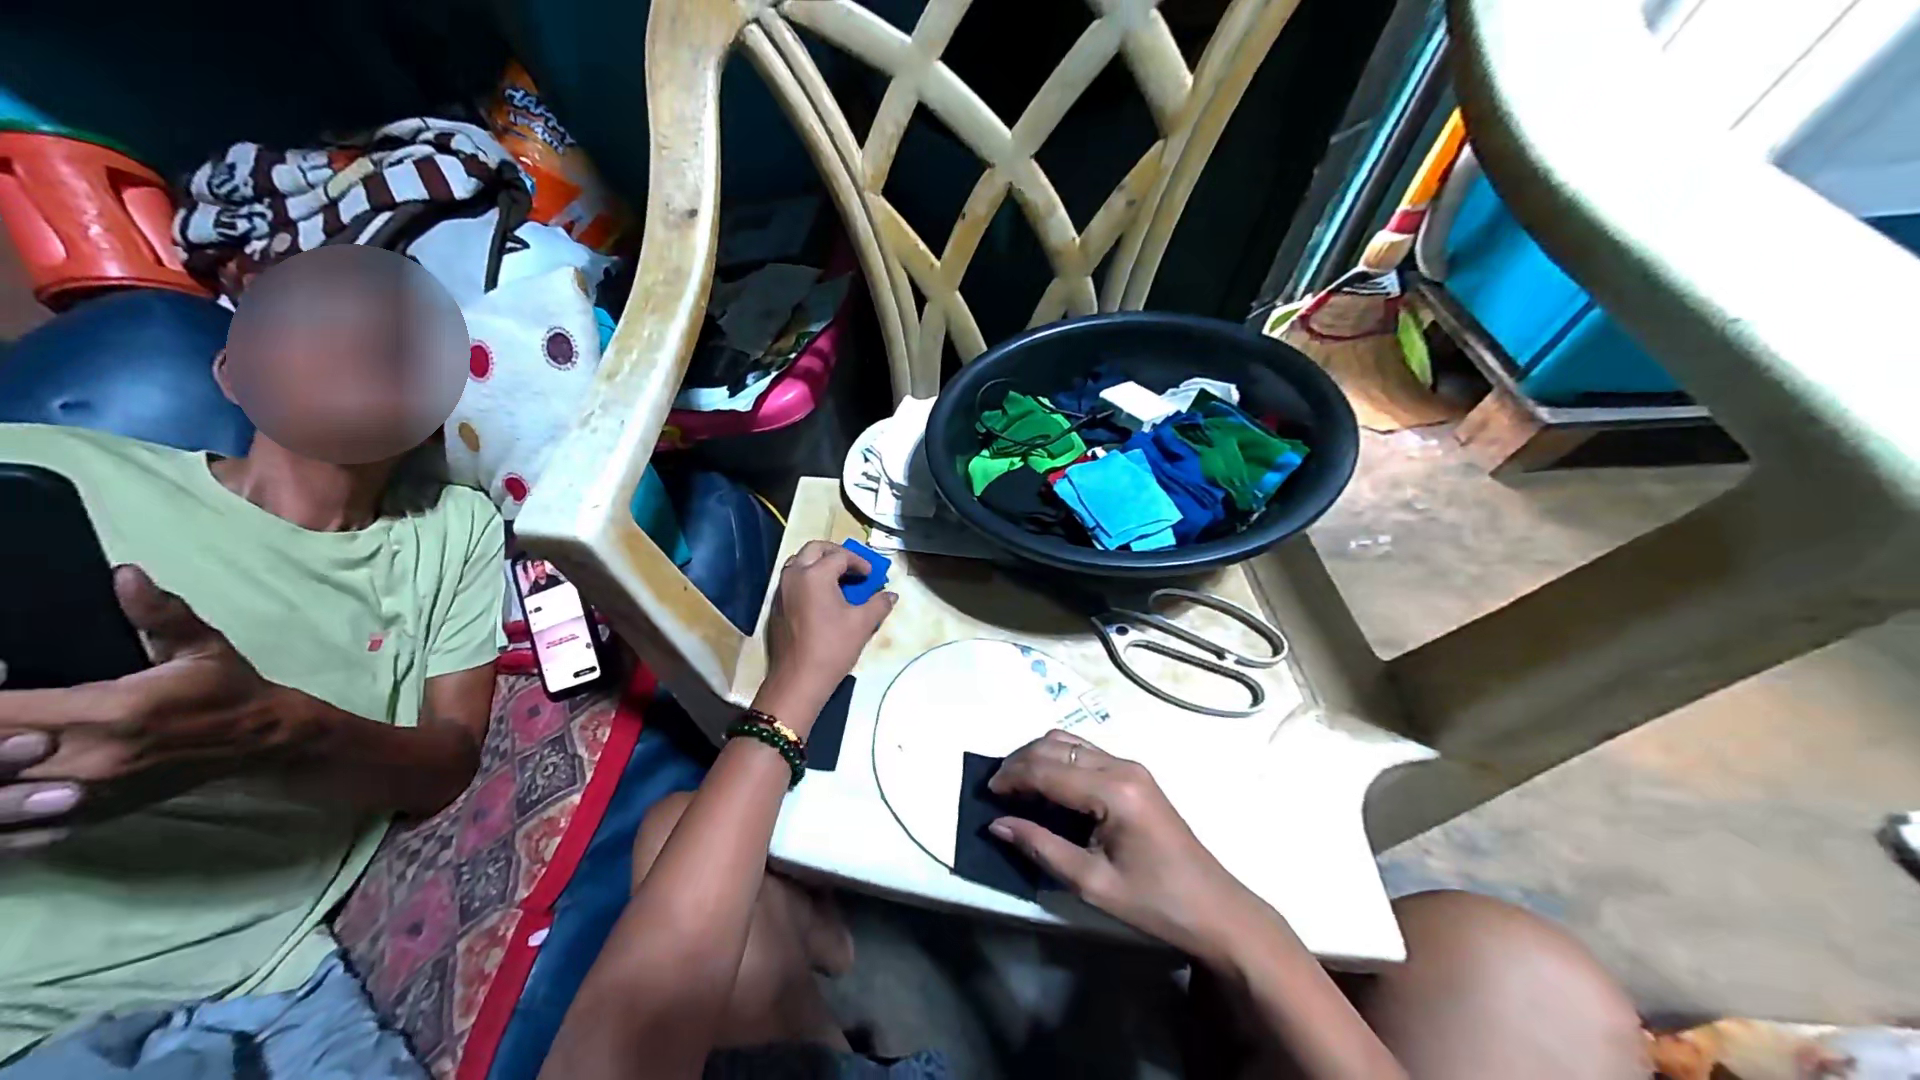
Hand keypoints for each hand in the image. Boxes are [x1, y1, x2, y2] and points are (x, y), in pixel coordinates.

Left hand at [0, 566, 303, 842]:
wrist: (265, 739)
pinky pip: (11, 831)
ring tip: (2, 750)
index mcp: (110, 713)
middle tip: (0, 721)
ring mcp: (84, 796)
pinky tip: (5, 791)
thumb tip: (125, 573)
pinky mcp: (85, 817)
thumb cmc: (228, 688)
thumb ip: (159, 614)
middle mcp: (87, 759)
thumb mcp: (203, 646)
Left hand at [758, 541, 895, 730]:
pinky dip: (808, 578)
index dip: (859, 563)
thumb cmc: (832, 648)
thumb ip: (878, 604)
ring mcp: (781, 590)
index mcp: (815, 574)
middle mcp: (794, 575)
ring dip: (819, 563)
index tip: (871, 575)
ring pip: (799, 562)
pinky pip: (792, 579)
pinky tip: (822, 597)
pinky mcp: (776, 605)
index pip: (840, 556)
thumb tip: (891, 595)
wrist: (798, 679)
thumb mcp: (862, 624)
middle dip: (836, 553)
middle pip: (814, 549)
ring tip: (837, 579)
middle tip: (852, 566)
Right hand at [988, 730, 1262, 962]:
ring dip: (1038, 758)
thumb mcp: (1091, 883)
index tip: (986, 795)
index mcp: (1114, 791)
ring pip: (1069, 744)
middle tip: (996, 791)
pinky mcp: (1135, 775)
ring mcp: (1131, 767)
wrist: (1215, 909)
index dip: (1012, 778)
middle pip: (1055, 747)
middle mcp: (1122, 766)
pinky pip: (1085, 754)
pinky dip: (1058, 763)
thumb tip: (997, 824)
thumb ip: (1041, 847)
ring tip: (1016, 788)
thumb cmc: (1155, 902)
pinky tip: (1046, 788)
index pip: (1048, 770)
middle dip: (1020, 763)